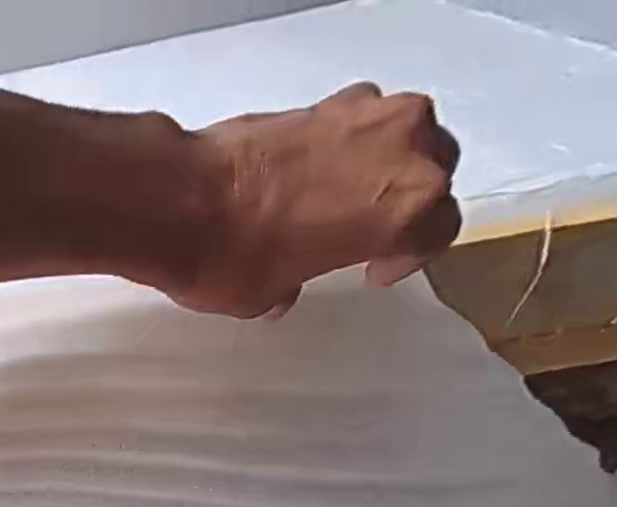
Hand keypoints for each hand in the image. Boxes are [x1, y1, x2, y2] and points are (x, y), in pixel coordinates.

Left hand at [173, 82, 461, 317]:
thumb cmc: (232, 258)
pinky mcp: (318, 102)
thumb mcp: (268, 294)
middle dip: (403, 202)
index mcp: (409, 205)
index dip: (408, 257)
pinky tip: (302, 178)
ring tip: (338, 201)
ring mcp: (361, 114)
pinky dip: (337, 149)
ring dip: (377, 166)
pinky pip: (350, 124)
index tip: (376, 270)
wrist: (180, 202)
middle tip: (366, 232)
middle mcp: (403, 146)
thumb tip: (283, 289)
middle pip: (432, 170)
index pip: (437, 230)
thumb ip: (293, 286)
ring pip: (399, 136)